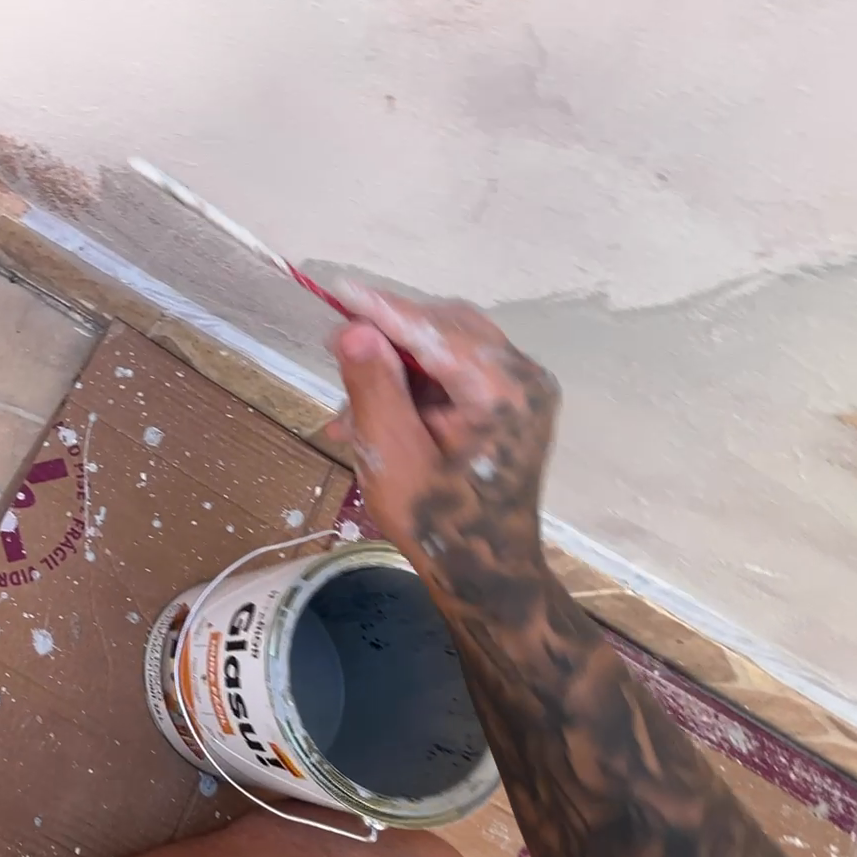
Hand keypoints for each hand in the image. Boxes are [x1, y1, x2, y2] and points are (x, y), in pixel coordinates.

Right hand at [324, 282, 560, 604]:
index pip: (433, 332)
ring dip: (392, 367)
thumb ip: (373, 388)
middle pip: (445, 329)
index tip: (337, 290)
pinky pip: (449, 374)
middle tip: (334, 348)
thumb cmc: (433, 518)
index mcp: (502, 392)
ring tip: (349, 412)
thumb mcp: (391, 453)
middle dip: (386, 337)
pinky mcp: (505, 404)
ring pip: (444, 349)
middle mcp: (521, 379)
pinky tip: (370, 417)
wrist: (480, 567)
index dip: (380, 310)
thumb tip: (352, 330)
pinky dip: (407, 386)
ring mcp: (517, 391)